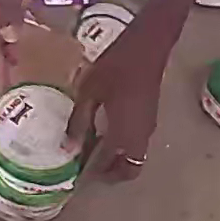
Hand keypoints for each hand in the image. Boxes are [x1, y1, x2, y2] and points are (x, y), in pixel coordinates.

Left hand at [66, 20, 173, 180]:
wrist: (148, 46)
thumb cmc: (117, 66)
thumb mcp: (90, 93)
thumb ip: (79, 122)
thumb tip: (69, 147)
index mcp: (123, 135)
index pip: (109, 167)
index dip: (94, 174)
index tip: (78, 174)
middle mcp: (139, 137)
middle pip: (130, 169)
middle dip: (111, 173)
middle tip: (89, 166)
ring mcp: (148, 127)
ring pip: (135, 156)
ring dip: (117, 158)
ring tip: (93, 147)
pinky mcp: (150, 116)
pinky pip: (137, 142)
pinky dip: (123, 146)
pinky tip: (104, 129)